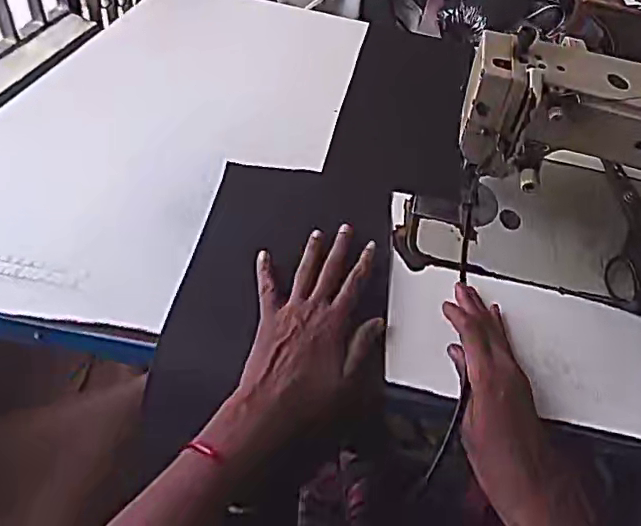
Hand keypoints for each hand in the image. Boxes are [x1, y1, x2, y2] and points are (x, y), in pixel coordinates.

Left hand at [198, 225, 383, 471]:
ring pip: (304, 272)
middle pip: (330, 270)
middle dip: (340, 247)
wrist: (266, 411)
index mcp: (334, 323)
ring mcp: (289, 311)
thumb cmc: (305, 402)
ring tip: (317, 235)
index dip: (364, 264)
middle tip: (345, 230)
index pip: (354, 284)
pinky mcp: (268, 319)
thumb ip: (362, 347)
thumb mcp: (347, 382)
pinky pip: (267, 289)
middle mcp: (313, 310)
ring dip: (312, 251)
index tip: (369, 249)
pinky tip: (264, 256)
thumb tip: (376, 324)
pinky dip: (265, 271)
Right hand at [443, 282, 594, 525]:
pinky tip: (496, 323)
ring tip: (475, 298)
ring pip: (499, 334)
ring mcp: (517, 375)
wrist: (532, 482)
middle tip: (461, 289)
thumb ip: (463, 384)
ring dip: (485, 314)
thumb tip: (459, 359)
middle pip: (488, 327)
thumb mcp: (467, 424)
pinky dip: (498, 329)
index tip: (449, 304)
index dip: (459, 315)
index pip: (472, 333)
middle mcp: (506, 371)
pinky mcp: (522, 383)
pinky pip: (507, 345)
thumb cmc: (500, 463)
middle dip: (473, 306)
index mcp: (489, 378)